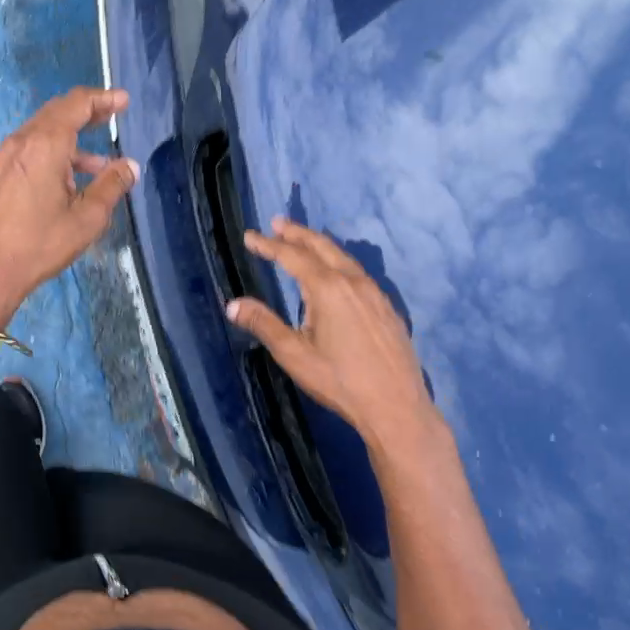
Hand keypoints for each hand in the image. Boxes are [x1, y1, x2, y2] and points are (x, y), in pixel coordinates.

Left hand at [0, 87, 136, 324]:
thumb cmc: (41, 245)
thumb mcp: (87, 218)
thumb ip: (111, 185)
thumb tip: (129, 166)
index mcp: (44, 145)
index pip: (76, 104)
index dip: (102, 99)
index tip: (123, 102)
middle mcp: (19, 143)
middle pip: (55, 113)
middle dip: (85, 113)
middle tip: (110, 119)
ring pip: (38, 136)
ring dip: (68, 142)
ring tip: (94, 167)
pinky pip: (23, 154)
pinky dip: (46, 156)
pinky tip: (58, 183)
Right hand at [227, 217, 445, 447]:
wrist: (396, 406)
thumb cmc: (339, 380)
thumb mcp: (293, 354)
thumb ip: (264, 324)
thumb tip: (233, 305)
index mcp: (327, 288)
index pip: (292, 256)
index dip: (268, 245)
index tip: (250, 236)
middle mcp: (352, 282)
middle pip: (322, 247)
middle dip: (297, 234)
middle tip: (278, 223)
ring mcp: (375, 293)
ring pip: (343, 258)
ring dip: (319, 245)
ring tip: (304, 242)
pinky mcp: (387, 308)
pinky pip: (358, 272)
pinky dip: (338, 262)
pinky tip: (336, 274)